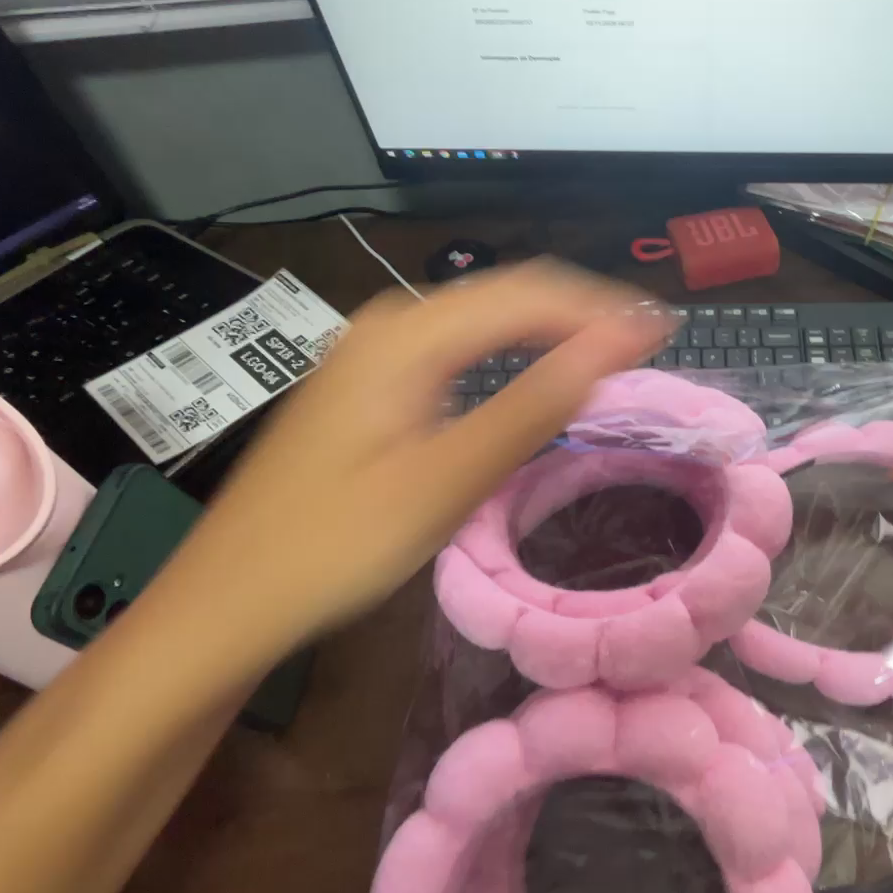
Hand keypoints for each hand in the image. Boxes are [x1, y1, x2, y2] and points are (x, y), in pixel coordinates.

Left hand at [149, 260, 673, 659]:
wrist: (229, 599)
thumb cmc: (335, 545)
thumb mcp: (447, 480)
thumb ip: (535, 406)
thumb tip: (615, 346)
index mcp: (406, 337)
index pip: (529, 293)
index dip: (602, 309)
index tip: (662, 334)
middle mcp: (391, 324)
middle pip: (508, 294)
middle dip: (583, 313)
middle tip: (647, 348)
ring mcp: (376, 350)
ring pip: (485, 318)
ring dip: (552, 331)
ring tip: (611, 359)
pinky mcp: (373, 381)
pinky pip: (462, 346)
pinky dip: (515, 353)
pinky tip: (538, 377)